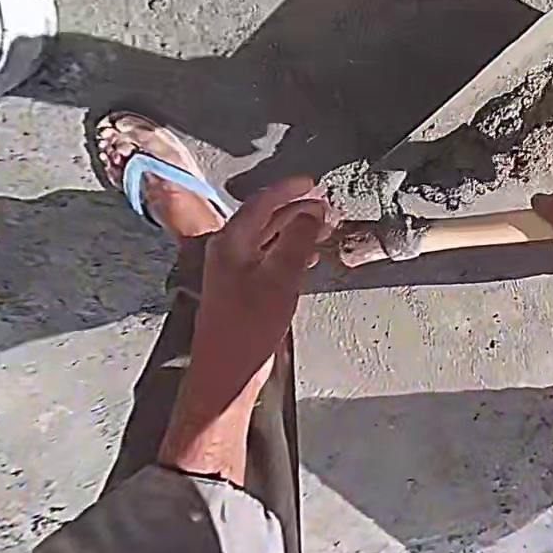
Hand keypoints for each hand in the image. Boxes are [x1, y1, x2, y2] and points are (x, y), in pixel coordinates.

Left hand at [189, 176, 335, 382]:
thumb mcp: (281, 278)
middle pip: (266, 218)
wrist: (227, 371)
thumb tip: (312, 213)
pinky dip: (291, 250)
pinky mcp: (243, 288)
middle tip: (325, 206)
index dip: (289, 189)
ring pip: (269, 237)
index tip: (312, 182)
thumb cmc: (249, 327)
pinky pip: (269, 257)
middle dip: (297, 209)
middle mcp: (229, 250)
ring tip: (324, 227)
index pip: (262, 202)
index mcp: (232, 242)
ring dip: (296, 229)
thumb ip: (298, 240)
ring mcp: (235, 269)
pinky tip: (309, 257)